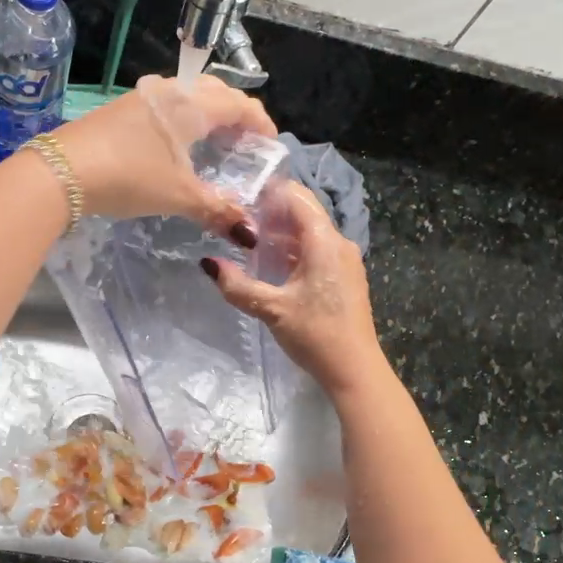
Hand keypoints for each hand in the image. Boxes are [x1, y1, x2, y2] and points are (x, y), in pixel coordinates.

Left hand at [52, 74, 275, 232]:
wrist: (62, 171)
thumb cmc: (130, 177)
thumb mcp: (178, 196)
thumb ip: (216, 210)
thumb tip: (247, 232)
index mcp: (193, 104)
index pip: (240, 105)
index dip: (261, 125)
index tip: (271, 147)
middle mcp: (170, 91)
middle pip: (215, 93)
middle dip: (235, 116)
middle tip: (244, 145)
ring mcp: (142, 97)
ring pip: (187, 98)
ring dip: (206, 118)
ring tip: (213, 147)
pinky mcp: (121, 111)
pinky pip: (165, 109)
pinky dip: (181, 123)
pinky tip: (175, 149)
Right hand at [202, 182, 383, 395]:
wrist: (354, 369)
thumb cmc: (315, 334)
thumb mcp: (271, 309)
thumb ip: (238, 286)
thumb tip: (208, 264)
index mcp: (323, 241)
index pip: (296, 196)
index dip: (268, 192)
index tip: (240, 201)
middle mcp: (338, 242)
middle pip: (303, 212)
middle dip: (272, 214)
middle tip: (240, 224)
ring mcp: (344, 260)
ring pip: (310, 232)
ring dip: (282, 234)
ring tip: (251, 245)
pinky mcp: (344, 277)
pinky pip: (317, 250)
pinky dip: (294, 250)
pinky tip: (274, 268)